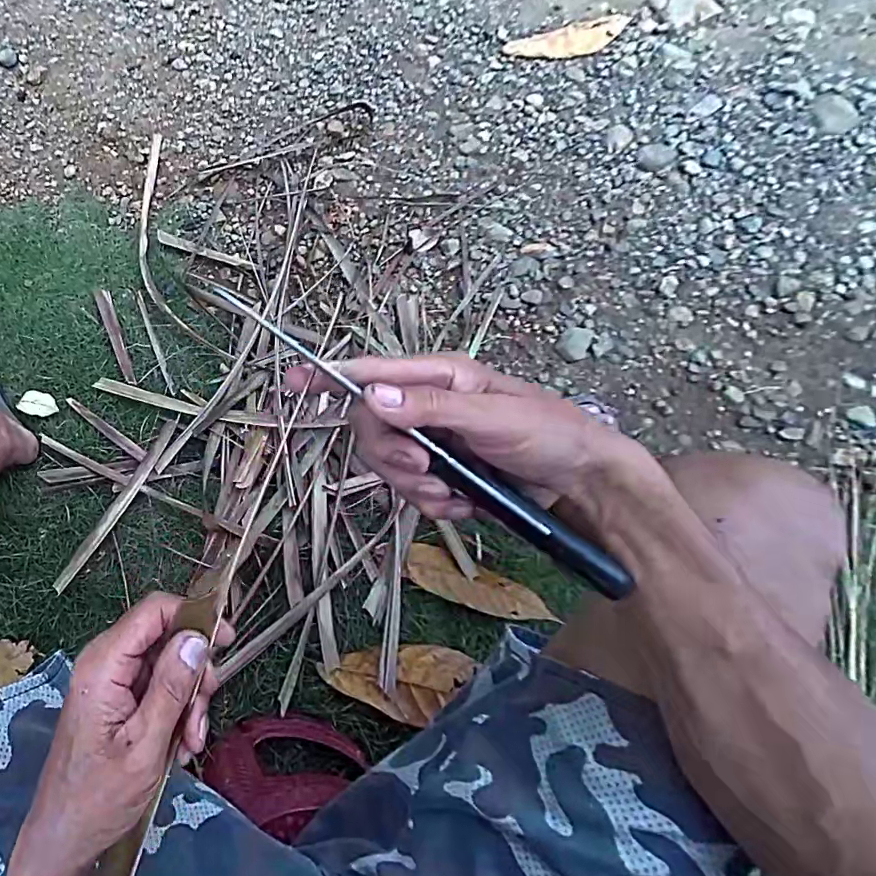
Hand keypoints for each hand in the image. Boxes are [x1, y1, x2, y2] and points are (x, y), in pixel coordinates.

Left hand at [26, 592, 231, 864]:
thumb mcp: (145, 744)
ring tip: (189, 741)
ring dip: (187, 700)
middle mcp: (105, 662)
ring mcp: (110, 680)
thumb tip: (196, 640)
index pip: (153, 611)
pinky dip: (174, 712)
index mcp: (104, 663)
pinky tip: (178, 746)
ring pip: (166, 666)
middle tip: (202, 714)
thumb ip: (171, 688)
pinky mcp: (116, 699)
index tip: (226, 640)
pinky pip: (156, 689)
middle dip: (192, 673)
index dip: (192, 616)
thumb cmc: (99, 797)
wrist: (66, 835)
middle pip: (164, 639)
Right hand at [285, 353, 638, 520]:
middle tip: (424, 468)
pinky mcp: (435, 472)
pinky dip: (429, 501)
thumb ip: (432, 407)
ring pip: (384, 462)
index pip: (371, 374)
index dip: (331, 376)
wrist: (581, 483)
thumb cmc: (549, 433)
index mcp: (437, 377)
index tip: (294, 380)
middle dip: (391, 453)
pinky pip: (406, 488)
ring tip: (451, 490)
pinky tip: (460, 502)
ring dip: (412, 483)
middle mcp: (423, 406)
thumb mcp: (493, 416)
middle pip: (368, 425)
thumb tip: (372, 395)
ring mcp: (428, 440)